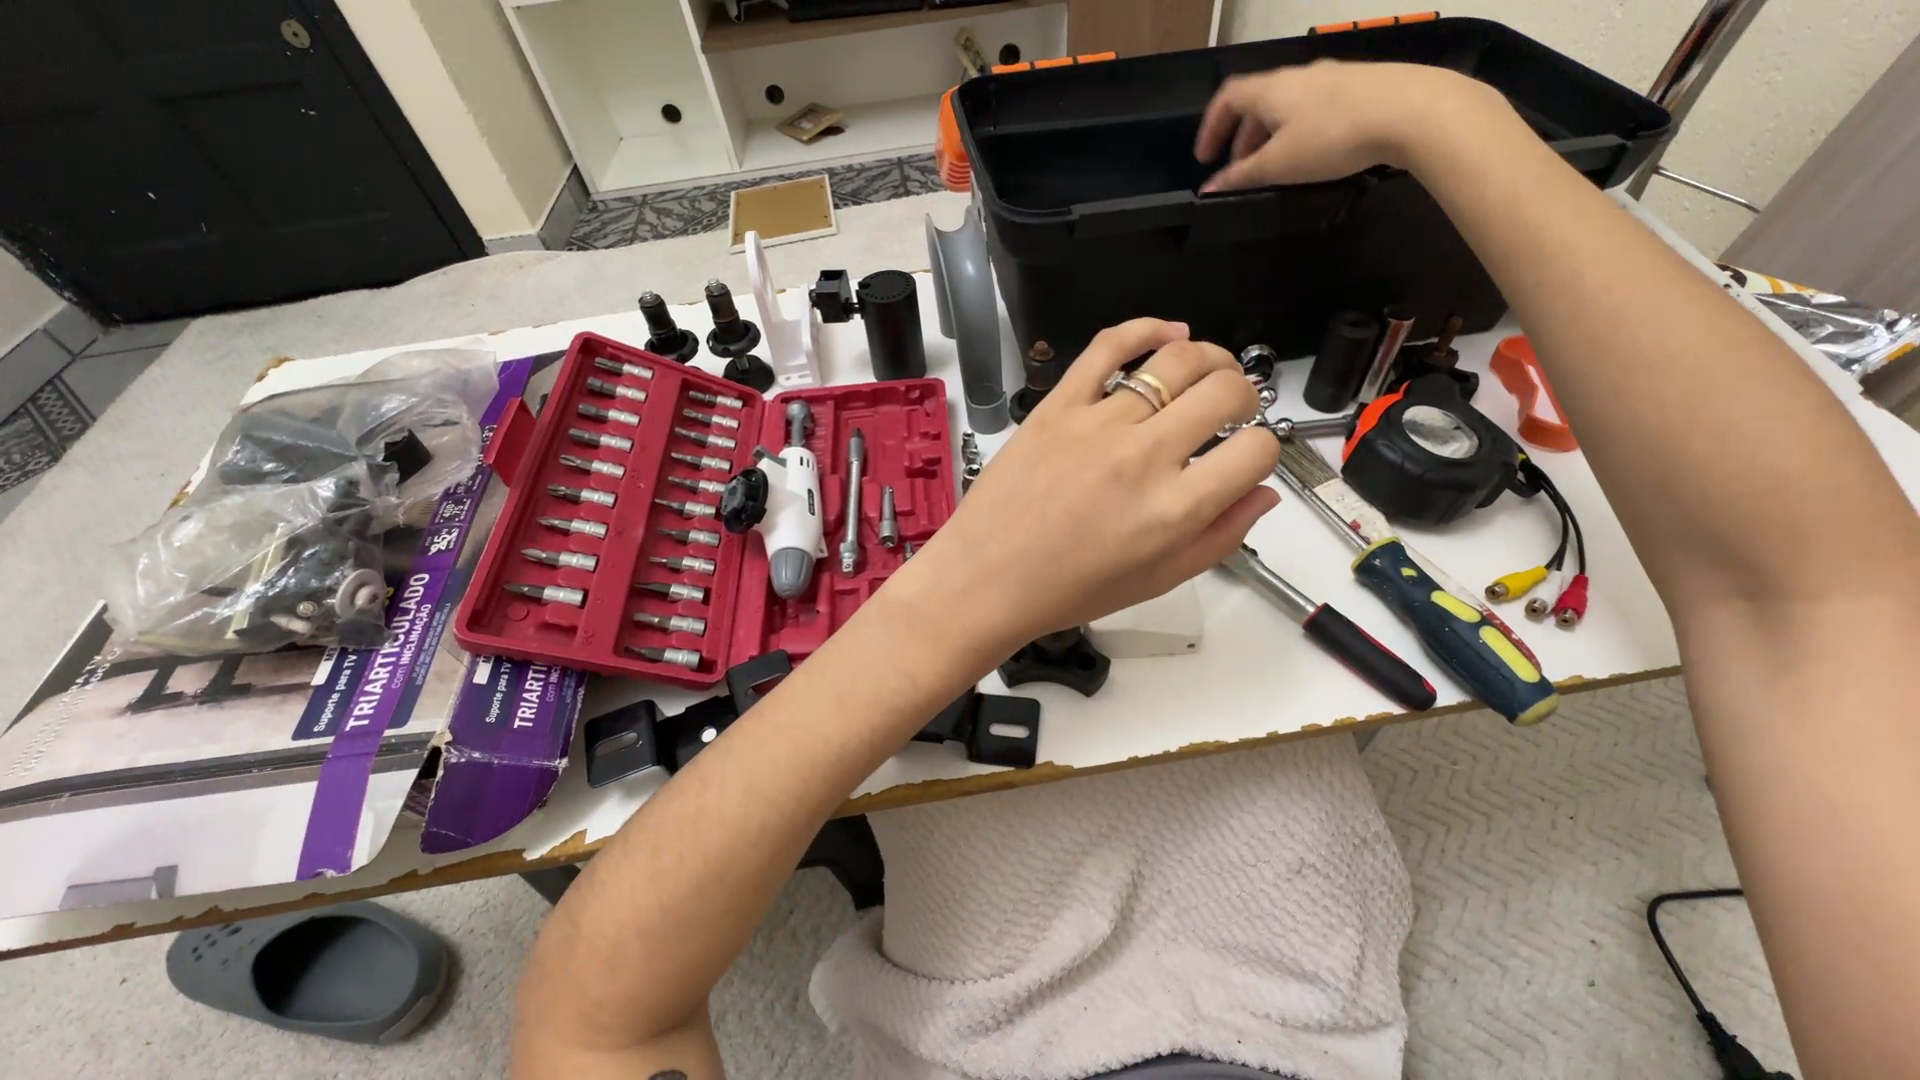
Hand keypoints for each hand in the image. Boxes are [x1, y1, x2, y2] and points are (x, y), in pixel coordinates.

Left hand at [904, 319, 1279, 649]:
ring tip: (1212, 371)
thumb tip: (1265, 493)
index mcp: (1175, 509)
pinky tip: (1169, 333)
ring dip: (1210, 358)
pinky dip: (1147, 328)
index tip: (1245, 457)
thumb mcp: (1159, 580)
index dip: (1263, 450)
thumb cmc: (1070, 589)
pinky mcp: (1058, 405)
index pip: (1256, 451)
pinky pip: (1109, 346)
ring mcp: (1098, 424)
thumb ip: (1221, 536)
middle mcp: (1144, 457)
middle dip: (1245, 395)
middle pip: (1225, 391)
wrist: (987, 578)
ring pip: (1176, 360)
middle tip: (1234, 407)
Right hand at [1193, 60, 1504, 192]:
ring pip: (1290, 104)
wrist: (1411, 110)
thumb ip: (1241, 177)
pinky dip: (1302, 130)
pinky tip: (1316, 154)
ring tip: (1277, 166)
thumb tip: (1209, 188)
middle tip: (1240, 169)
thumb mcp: (1279, 165)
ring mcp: (1334, 78)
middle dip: (1243, 136)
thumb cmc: (1332, 137)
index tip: (1204, 157)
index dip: (1211, 126)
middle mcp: (1299, 76)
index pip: (1227, 97)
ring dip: (1273, 134)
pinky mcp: (1363, 87)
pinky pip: (1318, 107)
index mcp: (1271, 89)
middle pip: (1259, 101)